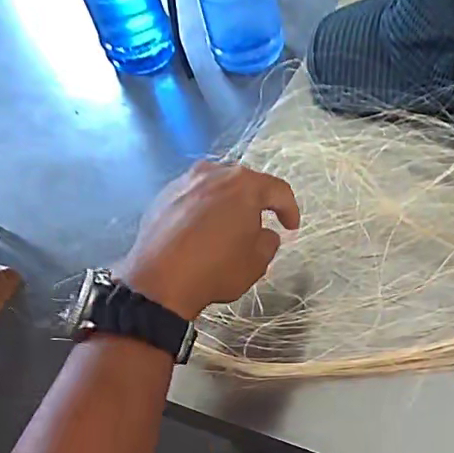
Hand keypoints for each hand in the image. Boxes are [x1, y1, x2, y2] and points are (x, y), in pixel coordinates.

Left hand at [121, 161, 301, 319]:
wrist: (162, 278)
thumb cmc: (217, 268)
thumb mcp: (257, 262)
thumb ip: (268, 241)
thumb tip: (265, 233)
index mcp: (244, 185)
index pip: (278, 190)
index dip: (290, 209)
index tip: (291, 227)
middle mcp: (213, 174)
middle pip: (244, 182)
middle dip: (256, 202)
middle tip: (261, 224)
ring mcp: (184, 181)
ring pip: (216, 186)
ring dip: (228, 204)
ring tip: (230, 228)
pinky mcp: (163, 195)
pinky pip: (194, 197)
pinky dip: (204, 210)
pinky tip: (203, 232)